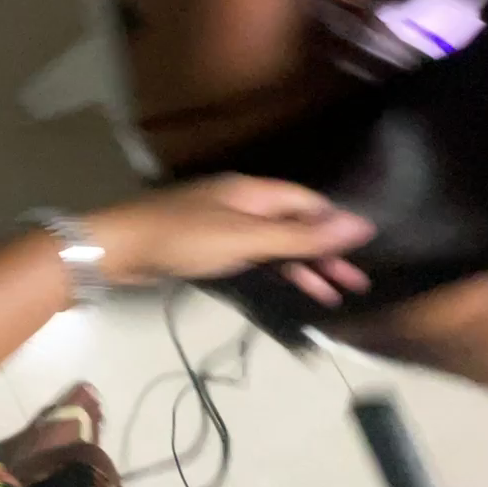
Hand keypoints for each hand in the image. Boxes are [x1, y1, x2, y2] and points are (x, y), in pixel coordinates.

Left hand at [84, 174, 375, 305]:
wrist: (120, 248)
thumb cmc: (182, 238)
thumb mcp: (245, 238)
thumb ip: (299, 234)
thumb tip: (359, 222)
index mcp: (248, 191)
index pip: (305, 200)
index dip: (335, 223)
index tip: (367, 251)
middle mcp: (237, 201)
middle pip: (290, 222)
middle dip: (323, 250)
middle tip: (356, 284)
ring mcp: (220, 222)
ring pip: (271, 241)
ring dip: (301, 265)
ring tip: (333, 295)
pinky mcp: (205, 244)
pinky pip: (250, 254)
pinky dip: (273, 270)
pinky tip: (290, 289)